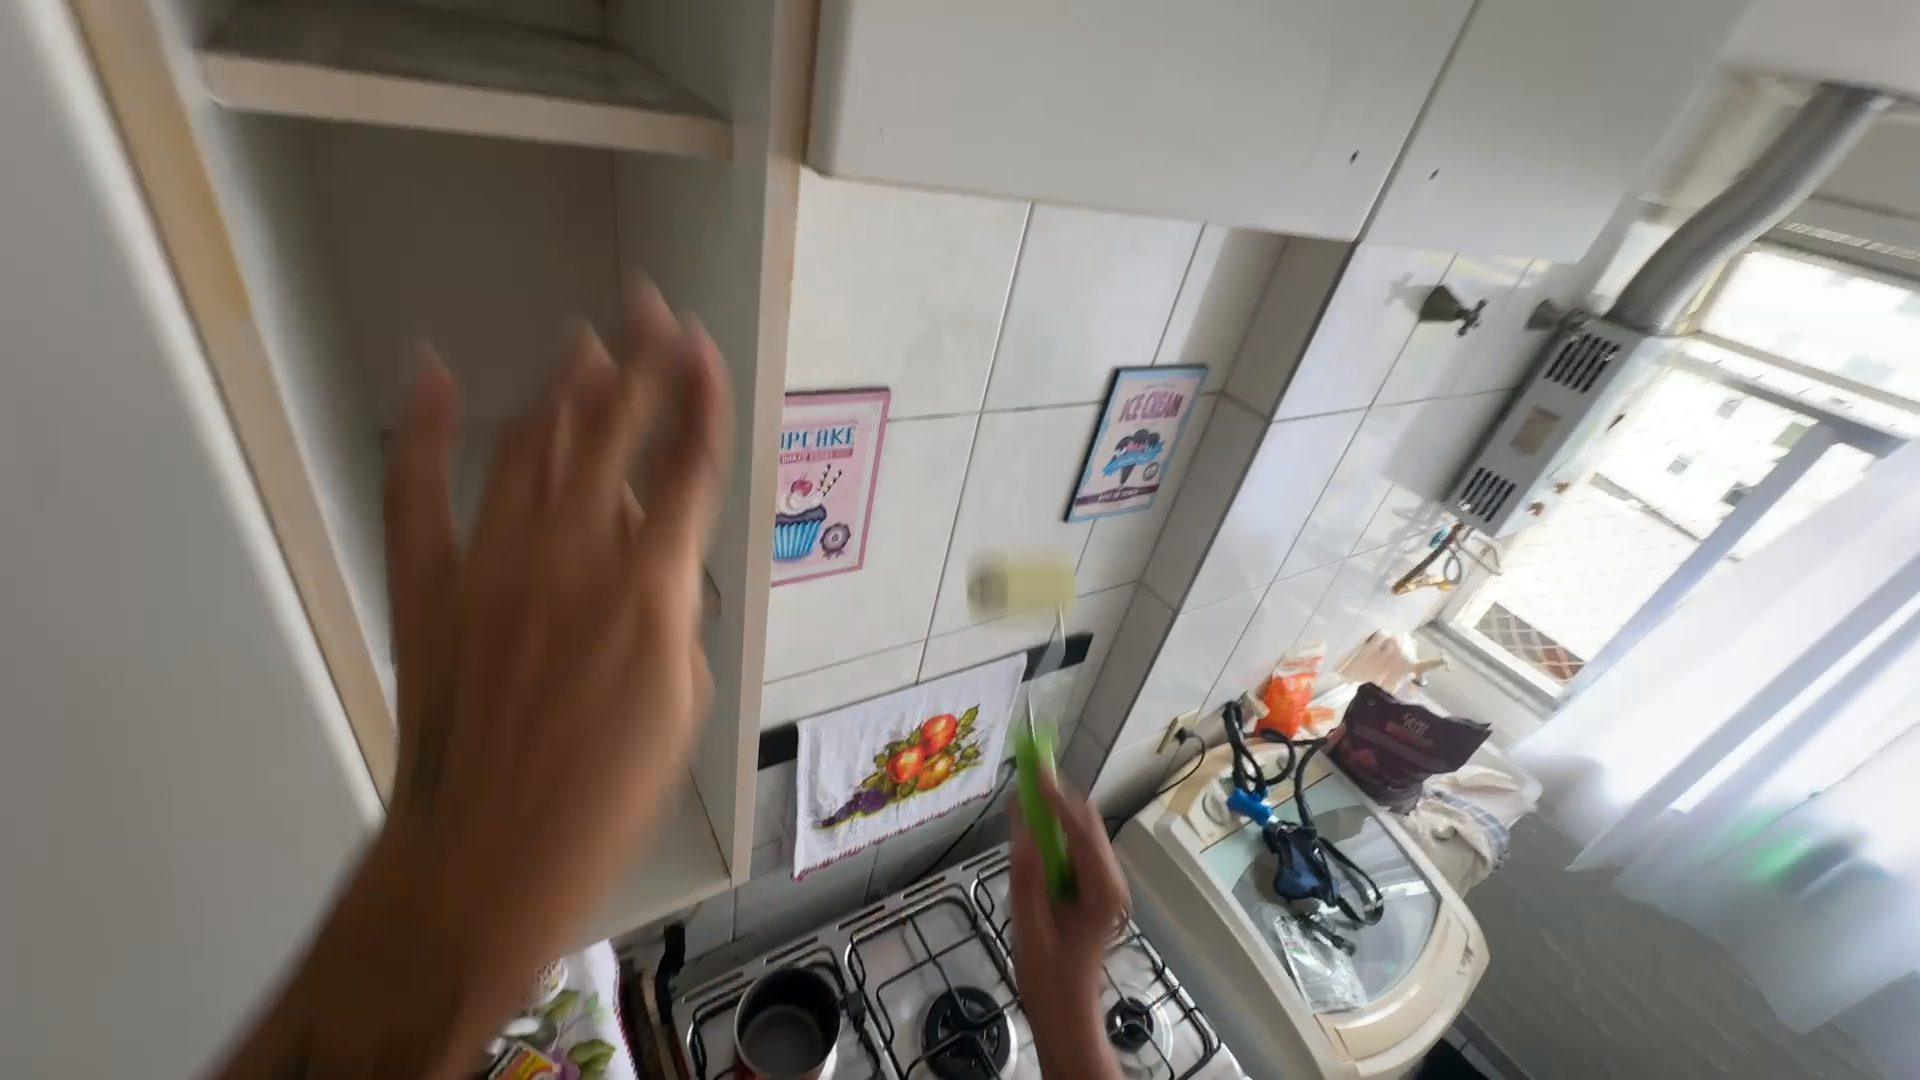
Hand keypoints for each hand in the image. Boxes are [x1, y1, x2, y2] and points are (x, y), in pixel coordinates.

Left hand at [383, 281, 729, 959]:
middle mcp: (572, 557)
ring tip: (585, 341)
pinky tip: (433, 375)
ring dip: (561, 389)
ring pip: (530, 449)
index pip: (687, 470)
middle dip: (638, 364)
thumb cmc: (611, 789)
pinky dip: (422, 430)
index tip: (705, 353)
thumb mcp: (682, 697)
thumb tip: (654, 565)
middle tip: (651, 309)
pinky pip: (418, 492)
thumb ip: (671, 611)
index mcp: (647, 589)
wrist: (492, 851)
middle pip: (611, 436)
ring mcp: (493, 565)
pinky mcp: (430, 585)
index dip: (700, 404)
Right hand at [1008, 772, 1128, 1079]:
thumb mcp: (1030, 927)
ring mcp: (1104, 883)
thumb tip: (1022, 827)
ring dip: (1054, 811)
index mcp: (1102, 891)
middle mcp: (1111, 881)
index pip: (1081, 831)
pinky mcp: (1093, 886)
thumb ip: (1027, 876)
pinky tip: (1031, 826)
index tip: (1035, 772)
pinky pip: (1075, 847)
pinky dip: (1054, 831)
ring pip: (1082, 832)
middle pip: (1087, 824)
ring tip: (1023, 795)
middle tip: (1026, 774)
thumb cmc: (1049, 977)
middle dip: (1057, 797)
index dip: (1057, 798)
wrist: (1066, 1012)